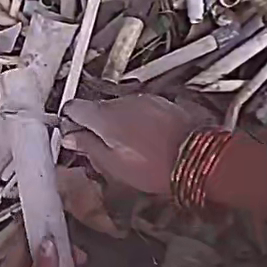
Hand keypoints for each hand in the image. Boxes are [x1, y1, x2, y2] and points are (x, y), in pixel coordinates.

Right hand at [61, 95, 203, 196]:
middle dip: (93, 126)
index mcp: (104, 116)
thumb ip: (87, 147)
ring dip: (116, 125)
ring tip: (126, 150)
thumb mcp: (113, 165)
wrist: (198, 159)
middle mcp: (122, 102)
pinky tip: (144, 142)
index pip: (73, 107)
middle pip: (96, 108)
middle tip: (99, 151)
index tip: (71, 136)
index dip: (68, 122)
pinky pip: (138, 110)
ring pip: (118, 109)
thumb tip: (71, 138)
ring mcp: (143, 100)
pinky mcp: (160, 103)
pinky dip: (135, 122)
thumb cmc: (156, 167)